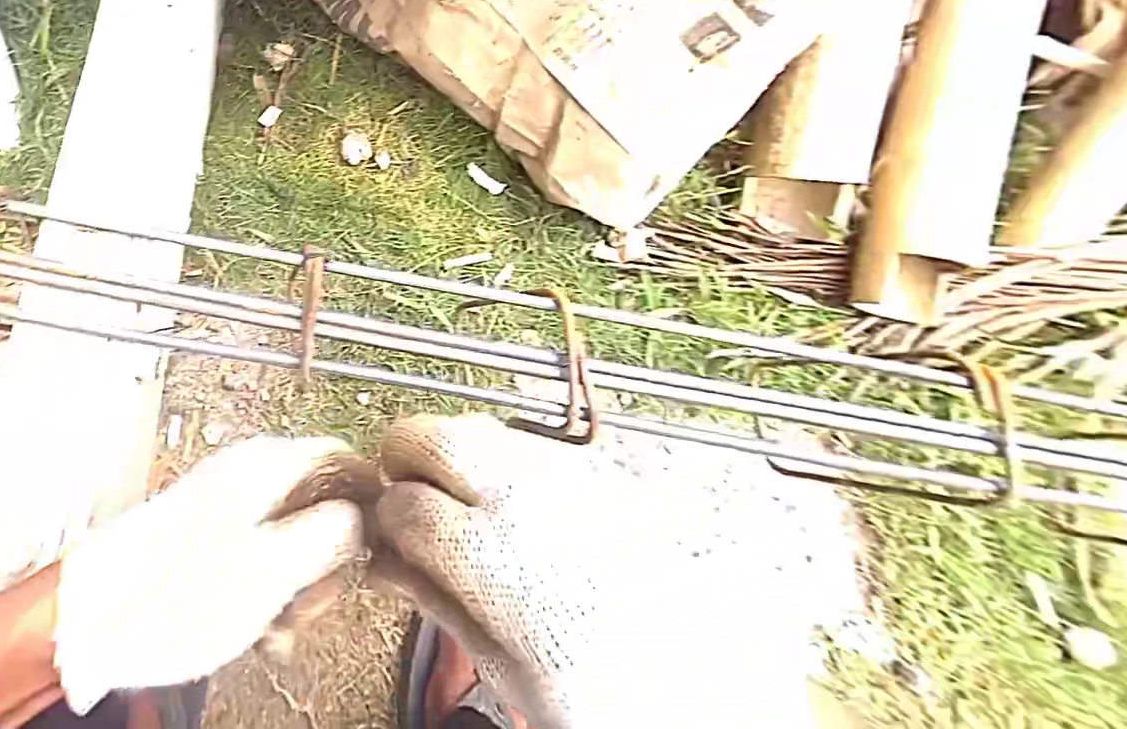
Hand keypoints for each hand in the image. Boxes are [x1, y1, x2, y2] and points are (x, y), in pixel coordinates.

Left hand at [52, 435, 374, 712]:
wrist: (95, 616)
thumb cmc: (178, 592)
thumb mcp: (273, 568)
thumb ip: (329, 534)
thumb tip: (361, 517)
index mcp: (266, 464)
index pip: (340, 456)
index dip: (365, 499)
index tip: (375, 547)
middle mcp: (248, 472)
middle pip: (319, 499)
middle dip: (326, 556)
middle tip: (310, 600)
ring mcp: (227, 501)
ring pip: (292, 532)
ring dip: (297, 581)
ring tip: (276, 623)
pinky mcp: (210, 531)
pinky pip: (260, 551)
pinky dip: (268, 587)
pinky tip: (256, 625)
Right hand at [371, 414, 599, 728]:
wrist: (744, 692)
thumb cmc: (627, 704)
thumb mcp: (518, 677)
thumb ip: (441, 604)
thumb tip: (382, 559)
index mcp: (503, 566)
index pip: (404, 504)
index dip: (391, 517)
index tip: (401, 530)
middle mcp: (536, 499)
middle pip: (434, 436)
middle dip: (407, 454)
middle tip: (418, 484)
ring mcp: (582, 470)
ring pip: (485, 425)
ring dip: (464, 454)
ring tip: (483, 495)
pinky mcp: (622, 459)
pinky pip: (541, 436)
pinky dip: (517, 456)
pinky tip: (540, 499)